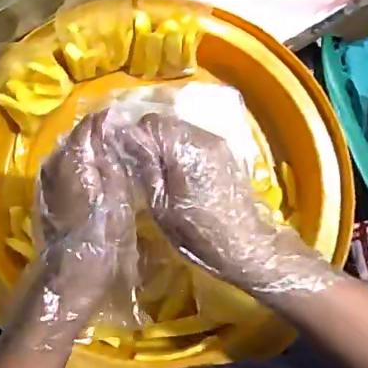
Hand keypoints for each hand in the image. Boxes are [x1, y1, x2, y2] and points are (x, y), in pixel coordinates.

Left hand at [0, 112, 139, 352]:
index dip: (109, 124)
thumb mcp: (119, 196)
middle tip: (125, 144)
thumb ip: (114, 160)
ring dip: (89, 155)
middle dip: (99, 138)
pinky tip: (98, 182)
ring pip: (69, 155)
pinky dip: (81, 171)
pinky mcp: (45, 197)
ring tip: (114, 162)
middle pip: (77, 139)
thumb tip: (113, 129)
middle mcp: (53, 164)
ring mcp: (46, 181)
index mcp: (72, 159)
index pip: (90, 127)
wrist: (70, 278)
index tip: (129, 127)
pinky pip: (64, 172)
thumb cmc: (102, 238)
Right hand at [109, 113, 337, 296]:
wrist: (246, 245)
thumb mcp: (161, 205)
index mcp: (184, 149)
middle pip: (164, 122)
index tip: (122, 155)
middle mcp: (202, 137)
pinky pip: (192, 138)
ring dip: (163, 143)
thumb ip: (144, 167)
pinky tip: (176, 170)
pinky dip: (179, 147)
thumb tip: (124, 141)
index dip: (132, 136)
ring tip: (157, 169)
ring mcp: (216, 142)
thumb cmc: (198, 232)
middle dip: (147, 139)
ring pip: (178, 128)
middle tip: (138, 164)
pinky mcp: (223, 151)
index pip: (149, 123)